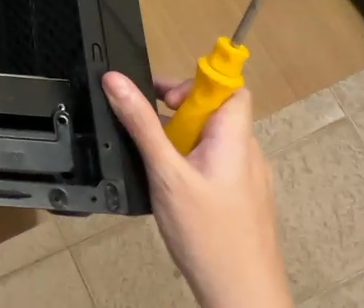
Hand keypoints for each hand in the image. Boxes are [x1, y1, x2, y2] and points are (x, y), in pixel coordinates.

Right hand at [102, 71, 291, 307]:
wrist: (243, 298)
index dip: (196, 81)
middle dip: (177, 110)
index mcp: (235, 141)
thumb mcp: (165, 174)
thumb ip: (141, 124)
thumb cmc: (208, 234)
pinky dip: (189, 159)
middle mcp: (247, 154)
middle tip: (146, 126)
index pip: (230, 88)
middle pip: (215, 110)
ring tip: (154, 159)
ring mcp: (247, 179)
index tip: (163, 95)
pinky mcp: (241, 200)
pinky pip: (214, 161)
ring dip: (180, 137)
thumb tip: (115, 79)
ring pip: (212, 138)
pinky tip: (170, 184)